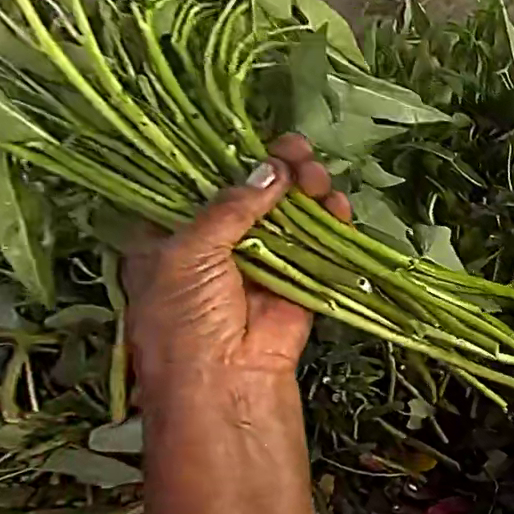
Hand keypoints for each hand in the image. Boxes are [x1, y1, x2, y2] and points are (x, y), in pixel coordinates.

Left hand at [123, 134, 351, 399]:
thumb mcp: (190, 253)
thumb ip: (231, 209)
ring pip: (291, 219)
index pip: (204, 187)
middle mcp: (221, 246)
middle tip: (300, 151)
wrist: (228, 376)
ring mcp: (265, 263)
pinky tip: (338, 207)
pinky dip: (332, 226)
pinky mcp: (303, 281)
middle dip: (279, 173)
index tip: (256, 137)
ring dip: (307, 195)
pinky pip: (320, 247)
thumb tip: (269, 169)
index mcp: (175, 237)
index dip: (230, 161)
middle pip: (256, 198)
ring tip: (320, 176)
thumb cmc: (187, 315)